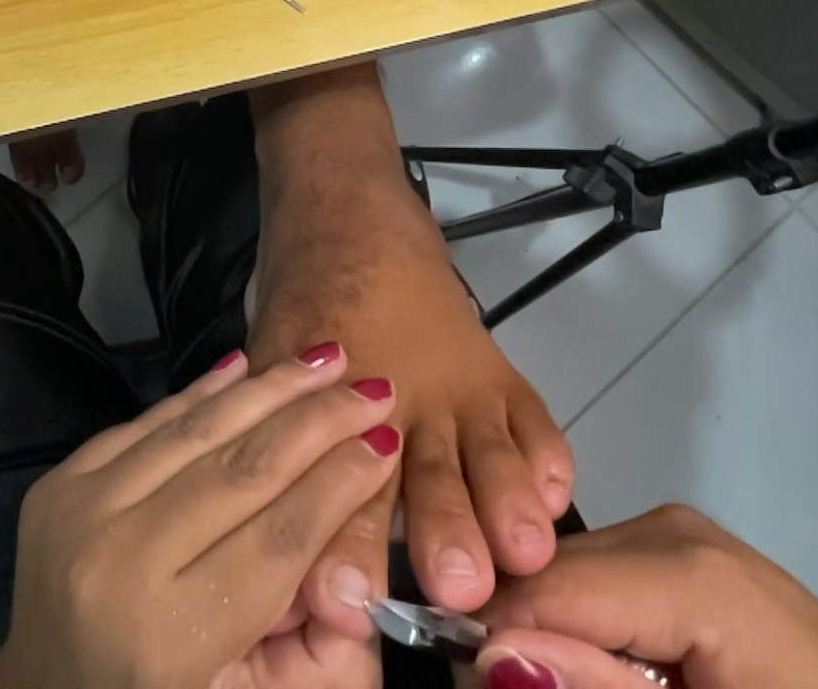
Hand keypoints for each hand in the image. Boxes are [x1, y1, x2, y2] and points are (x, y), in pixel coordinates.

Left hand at [0, 345, 403, 688]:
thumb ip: (310, 625)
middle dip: (319, 422)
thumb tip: (356, 526)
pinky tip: (246, 363)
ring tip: (324, 358)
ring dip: (269, 388)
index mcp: (171, 637)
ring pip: (196, 431)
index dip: (341, 483)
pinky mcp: (59, 482)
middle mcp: (120, 564)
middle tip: (374, 387)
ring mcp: (79, 512)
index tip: (386, 439)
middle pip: (243, 472)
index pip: (279, 539)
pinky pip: (146, 421)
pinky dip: (201, 390)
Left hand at [247, 67, 574, 633]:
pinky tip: (558, 491)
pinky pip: (529, 412)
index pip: (337, 484)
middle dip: (438, 527)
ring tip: (525, 549)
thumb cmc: (300, 294)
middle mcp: (400, 403)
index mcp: (333, 406)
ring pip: (483, 450)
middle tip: (455, 581)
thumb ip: (270, 427)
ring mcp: (453, 384)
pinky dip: (546, 450)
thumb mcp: (266, 356)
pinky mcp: (492, 364)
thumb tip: (259, 517)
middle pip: (420, 477)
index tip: (344, 599)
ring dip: (504, 499)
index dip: (342, 543)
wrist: (347, 218)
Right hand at [468, 505, 817, 688]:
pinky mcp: (681, 553)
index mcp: (690, 570)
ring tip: (571, 682)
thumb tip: (488, 654)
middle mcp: (672, 528)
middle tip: (523, 688)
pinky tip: (613, 667)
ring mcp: (678, 534)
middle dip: (521, 633)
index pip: (542, 583)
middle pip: (547, 571)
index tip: (474, 683)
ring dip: (549, 632)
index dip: (491, 634)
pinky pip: (596, 578)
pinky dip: (583, 624)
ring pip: (562, 572)